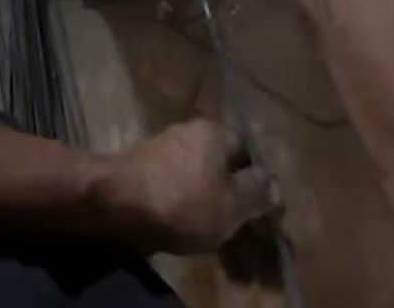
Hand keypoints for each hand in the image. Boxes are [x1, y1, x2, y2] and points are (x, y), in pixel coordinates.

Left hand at [98, 119, 278, 254]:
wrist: (120, 201)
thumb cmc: (184, 200)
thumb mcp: (232, 204)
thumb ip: (257, 193)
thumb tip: (273, 183)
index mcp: (213, 133)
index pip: (248, 152)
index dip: (262, 184)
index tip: (268, 218)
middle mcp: (190, 134)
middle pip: (226, 171)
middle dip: (241, 209)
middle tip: (252, 246)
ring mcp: (167, 152)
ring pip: (205, 186)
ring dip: (220, 218)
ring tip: (232, 259)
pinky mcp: (149, 171)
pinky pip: (184, 192)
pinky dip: (196, 215)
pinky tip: (201, 241)